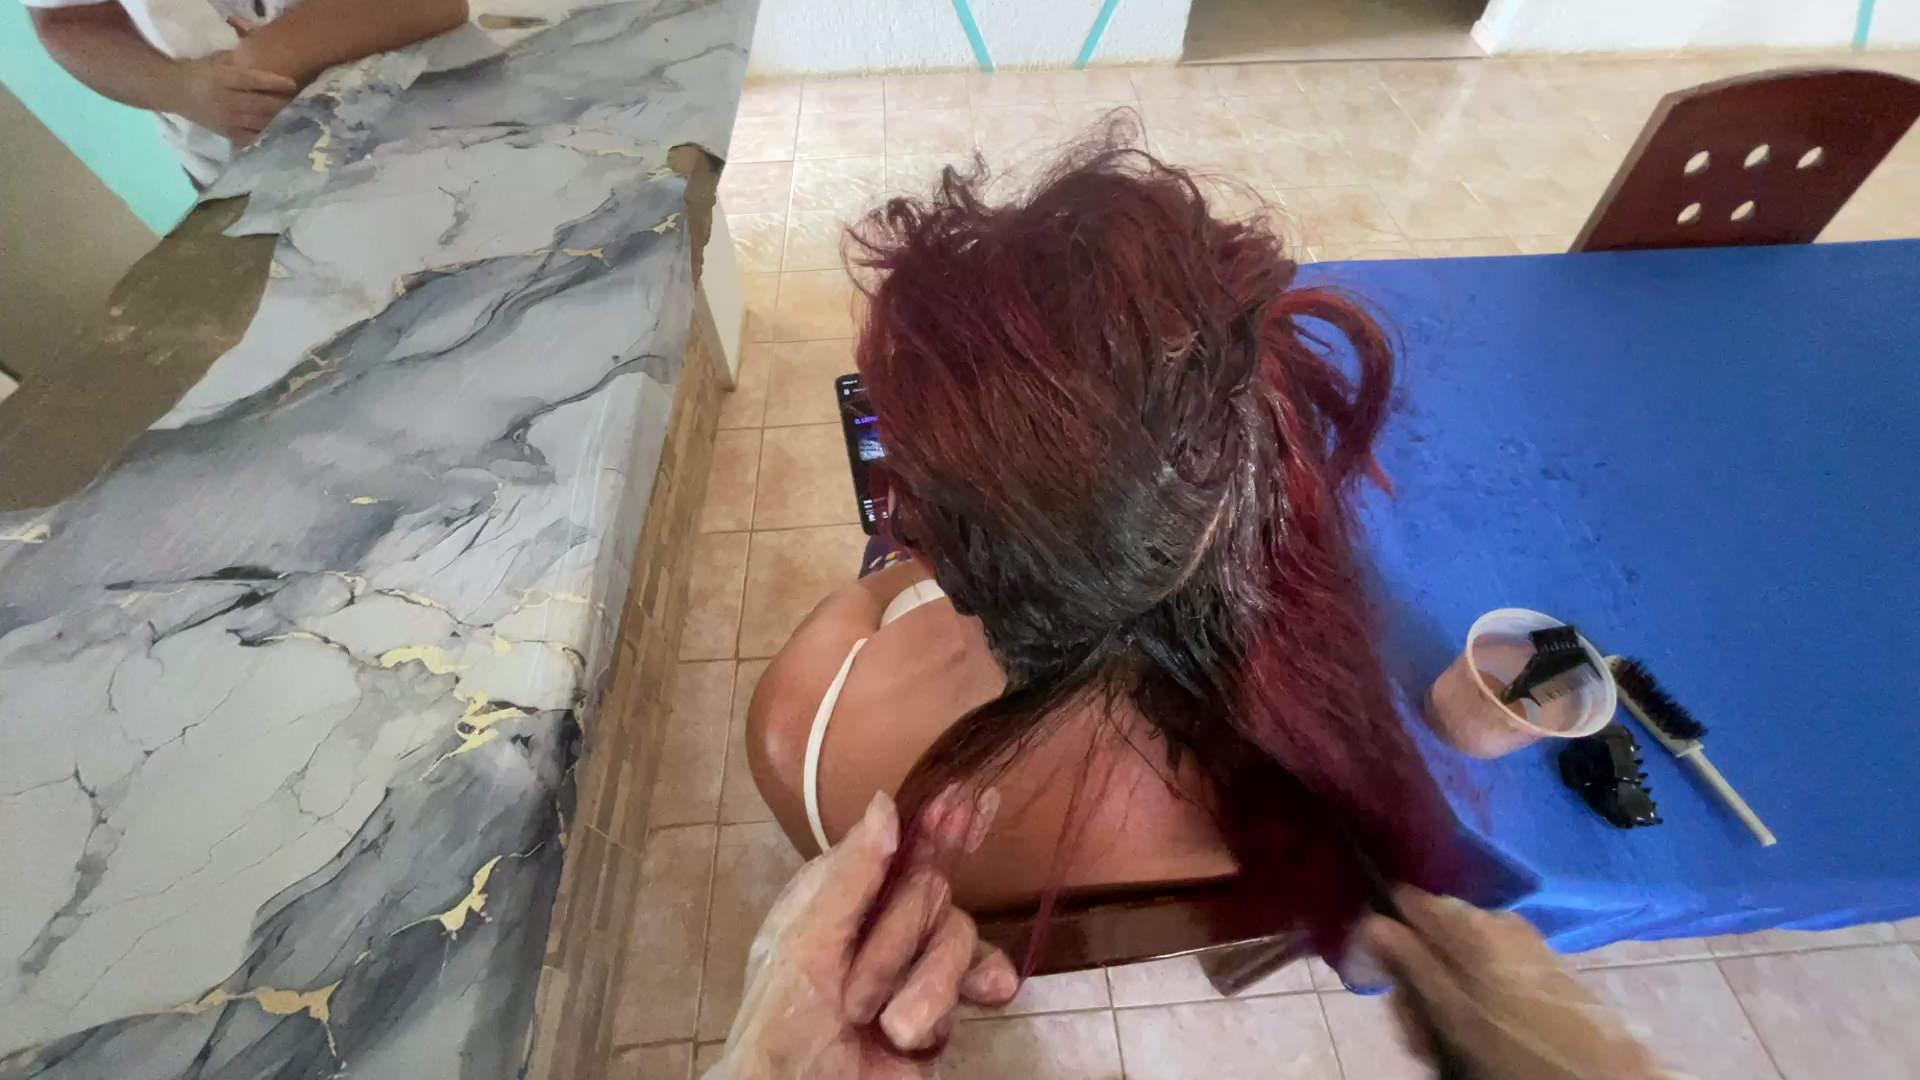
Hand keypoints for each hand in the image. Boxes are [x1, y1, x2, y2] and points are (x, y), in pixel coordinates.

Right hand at [167, 50, 295, 142]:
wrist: (170, 89)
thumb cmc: (199, 72)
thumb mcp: (214, 61)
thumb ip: (238, 61)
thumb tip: (266, 58)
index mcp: (220, 78)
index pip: (251, 80)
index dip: (273, 82)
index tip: (292, 83)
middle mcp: (225, 99)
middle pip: (263, 105)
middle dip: (285, 104)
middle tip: (306, 104)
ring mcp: (228, 119)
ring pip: (263, 122)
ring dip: (284, 121)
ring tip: (302, 119)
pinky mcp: (230, 133)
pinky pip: (256, 137)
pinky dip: (272, 136)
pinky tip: (288, 134)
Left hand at [706, 788, 1017, 1079]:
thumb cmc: (784, 1024)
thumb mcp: (805, 946)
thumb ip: (850, 875)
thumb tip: (886, 801)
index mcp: (840, 892)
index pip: (894, 841)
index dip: (930, 823)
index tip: (965, 798)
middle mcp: (880, 917)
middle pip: (931, 887)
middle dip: (899, 942)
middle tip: (858, 995)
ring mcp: (913, 961)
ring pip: (956, 934)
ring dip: (925, 987)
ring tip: (891, 1028)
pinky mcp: (941, 1003)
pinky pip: (978, 973)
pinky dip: (982, 982)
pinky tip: (991, 991)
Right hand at [1359, 888, 1666, 1079]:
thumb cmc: (1515, 1044)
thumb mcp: (1451, 1012)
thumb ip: (1407, 960)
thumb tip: (1368, 918)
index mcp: (1467, 919)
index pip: (1402, 897)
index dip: (1384, 929)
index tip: (1380, 970)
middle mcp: (1495, 916)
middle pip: (1431, 929)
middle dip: (1414, 969)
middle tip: (1416, 1020)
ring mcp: (1525, 940)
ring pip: (1460, 951)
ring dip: (1443, 985)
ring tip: (1446, 1032)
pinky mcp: (1546, 965)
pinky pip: (1491, 964)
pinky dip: (1476, 990)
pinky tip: (1480, 1024)